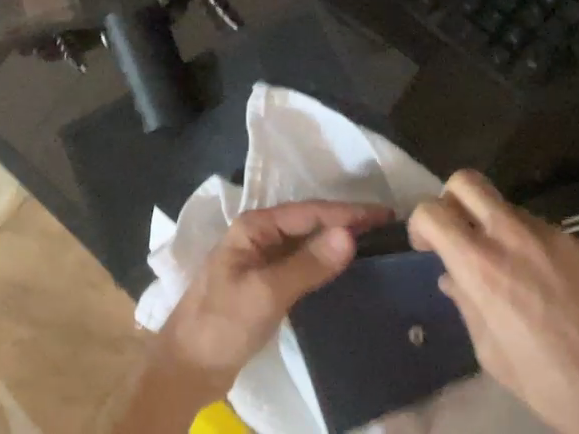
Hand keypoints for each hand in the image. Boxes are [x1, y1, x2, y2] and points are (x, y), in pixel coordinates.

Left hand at [157, 200, 393, 393]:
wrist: (188, 366)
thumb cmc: (222, 323)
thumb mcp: (266, 293)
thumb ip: (307, 265)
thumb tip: (349, 235)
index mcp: (254, 227)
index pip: (310, 212)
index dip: (348, 212)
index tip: (387, 215)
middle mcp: (258, 236)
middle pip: (309, 223)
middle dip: (347, 223)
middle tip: (390, 229)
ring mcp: (260, 260)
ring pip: (306, 243)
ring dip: (337, 242)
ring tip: (377, 247)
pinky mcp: (265, 285)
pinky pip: (302, 265)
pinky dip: (325, 264)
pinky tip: (345, 273)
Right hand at [410, 171, 578, 433]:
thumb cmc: (554, 386)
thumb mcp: (493, 355)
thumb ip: (467, 306)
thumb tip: (453, 278)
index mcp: (481, 265)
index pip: (432, 211)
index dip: (420, 224)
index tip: (427, 248)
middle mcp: (512, 236)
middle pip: (466, 181)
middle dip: (451, 201)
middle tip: (458, 234)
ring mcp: (552, 235)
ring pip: (506, 207)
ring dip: (495, 226)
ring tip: (509, 268)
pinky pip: (542, 231)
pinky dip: (531, 245)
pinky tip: (547, 284)